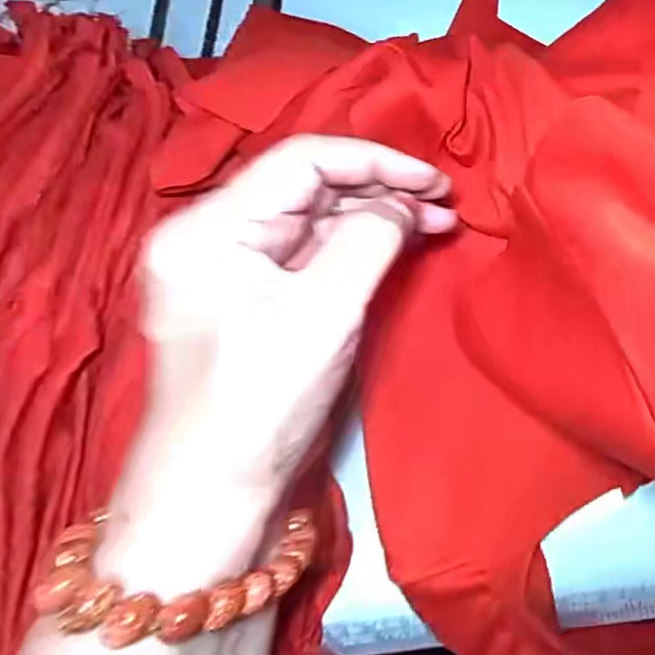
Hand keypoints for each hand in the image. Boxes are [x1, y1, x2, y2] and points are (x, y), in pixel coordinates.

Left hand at [101, 136, 456, 595]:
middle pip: (314, 182)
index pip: (303, 160)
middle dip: (383, 186)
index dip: (376, 160)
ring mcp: (240, 261)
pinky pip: (321, 243)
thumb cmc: (261, 399)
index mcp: (211, 227)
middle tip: (443, 201)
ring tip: (438, 220)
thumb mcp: (326, 309)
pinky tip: (408, 237)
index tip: (432, 180)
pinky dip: (367, 238)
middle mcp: (218, 232)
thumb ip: (371, 237)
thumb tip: (405, 202)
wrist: (215, 494)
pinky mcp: (263, 287)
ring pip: (323, 211)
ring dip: (382, 211)